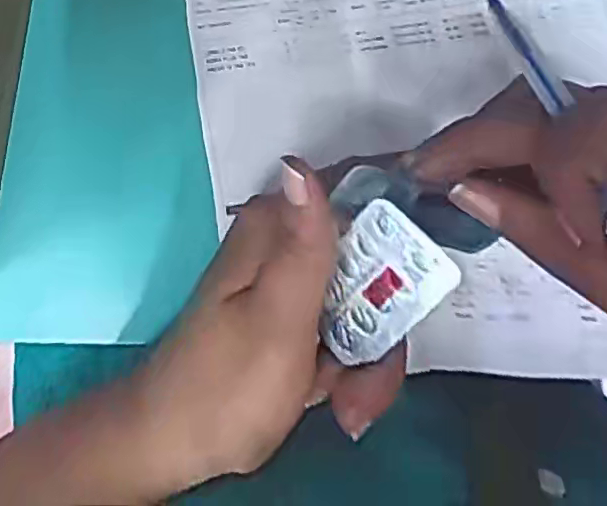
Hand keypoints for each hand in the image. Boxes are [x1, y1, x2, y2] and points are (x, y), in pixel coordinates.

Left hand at [136, 157, 404, 483]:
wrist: (178, 442)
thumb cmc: (228, 381)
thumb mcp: (278, 315)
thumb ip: (303, 244)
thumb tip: (299, 163)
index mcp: (271, 226)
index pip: (347, 192)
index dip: (395, 218)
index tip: (428, 264)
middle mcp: (280, 244)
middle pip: (368, 258)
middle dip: (385, 322)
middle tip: (368, 378)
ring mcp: (287, 283)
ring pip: (363, 302)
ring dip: (369, 360)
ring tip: (348, 406)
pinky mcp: (292, 319)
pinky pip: (344, 330)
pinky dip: (351, 370)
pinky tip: (336, 404)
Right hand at [406, 80, 606, 505]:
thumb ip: (587, 266)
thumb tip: (472, 195)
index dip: (550, 160)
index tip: (540, 227)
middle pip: (580, 109)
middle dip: (493, 136)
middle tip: (426, 176)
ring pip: (578, 123)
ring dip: (506, 147)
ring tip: (449, 182)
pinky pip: (599, 156)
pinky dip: (540, 171)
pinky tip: (505, 195)